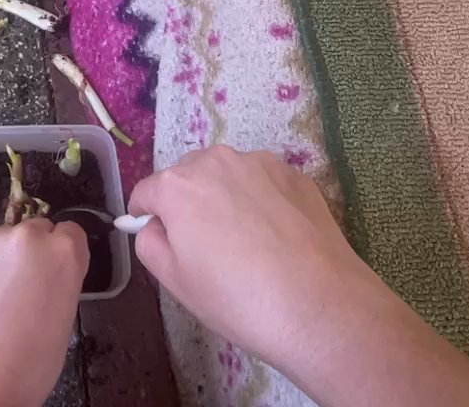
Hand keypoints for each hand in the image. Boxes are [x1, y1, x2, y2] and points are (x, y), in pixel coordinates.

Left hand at [0, 219, 87, 406]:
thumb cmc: (30, 363)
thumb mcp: (65, 318)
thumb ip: (61, 280)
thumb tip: (49, 273)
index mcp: (63, 252)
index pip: (72, 232)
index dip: (65, 253)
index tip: (56, 272)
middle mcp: (29, 235)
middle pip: (38, 229)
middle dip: (35, 252)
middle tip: (25, 286)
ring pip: (7, 238)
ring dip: (6, 256)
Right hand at [128, 145, 352, 372]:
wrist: (322, 308)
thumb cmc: (239, 299)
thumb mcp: (175, 283)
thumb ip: (149, 242)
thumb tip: (154, 225)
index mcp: (177, 185)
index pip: (146, 192)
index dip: (148, 217)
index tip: (163, 240)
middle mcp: (213, 161)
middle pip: (186, 178)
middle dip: (189, 204)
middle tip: (210, 247)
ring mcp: (257, 163)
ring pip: (226, 176)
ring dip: (226, 197)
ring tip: (250, 242)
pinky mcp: (292, 173)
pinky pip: (262, 181)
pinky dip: (261, 200)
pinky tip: (278, 237)